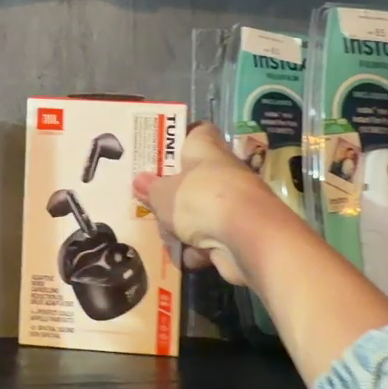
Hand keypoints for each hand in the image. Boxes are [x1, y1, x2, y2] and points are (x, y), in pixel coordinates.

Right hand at [132, 123, 301, 286]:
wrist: (248, 238)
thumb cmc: (200, 200)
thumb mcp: (163, 194)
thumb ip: (151, 188)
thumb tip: (139, 180)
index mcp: (206, 150)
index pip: (198, 132)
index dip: (181, 138)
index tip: (163, 152)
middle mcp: (223, 172)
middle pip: (195, 177)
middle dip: (174, 194)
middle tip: (151, 201)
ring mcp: (234, 203)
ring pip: (201, 211)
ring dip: (184, 227)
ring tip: (165, 235)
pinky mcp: (240, 233)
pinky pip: (212, 239)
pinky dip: (201, 250)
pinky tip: (189, 256)